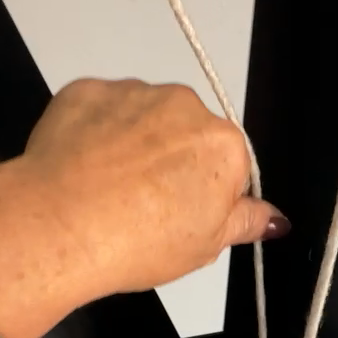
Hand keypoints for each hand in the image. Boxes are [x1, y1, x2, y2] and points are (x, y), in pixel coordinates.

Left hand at [0, 79, 286, 337]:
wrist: (62, 225)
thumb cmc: (139, 240)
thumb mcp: (206, 246)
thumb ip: (245, 223)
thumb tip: (275, 220)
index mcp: (223, 145)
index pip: (229, 167)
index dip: (207, 196)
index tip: (186, 218)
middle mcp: (184, 106)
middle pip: (187, 136)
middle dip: (173, 165)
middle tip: (147, 210)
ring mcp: (133, 93)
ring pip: (143, 120)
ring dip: (135, 147)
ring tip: (112, 193)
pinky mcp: (88, 91)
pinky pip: (102, 112)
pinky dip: (97, 136)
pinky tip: (87, 172)